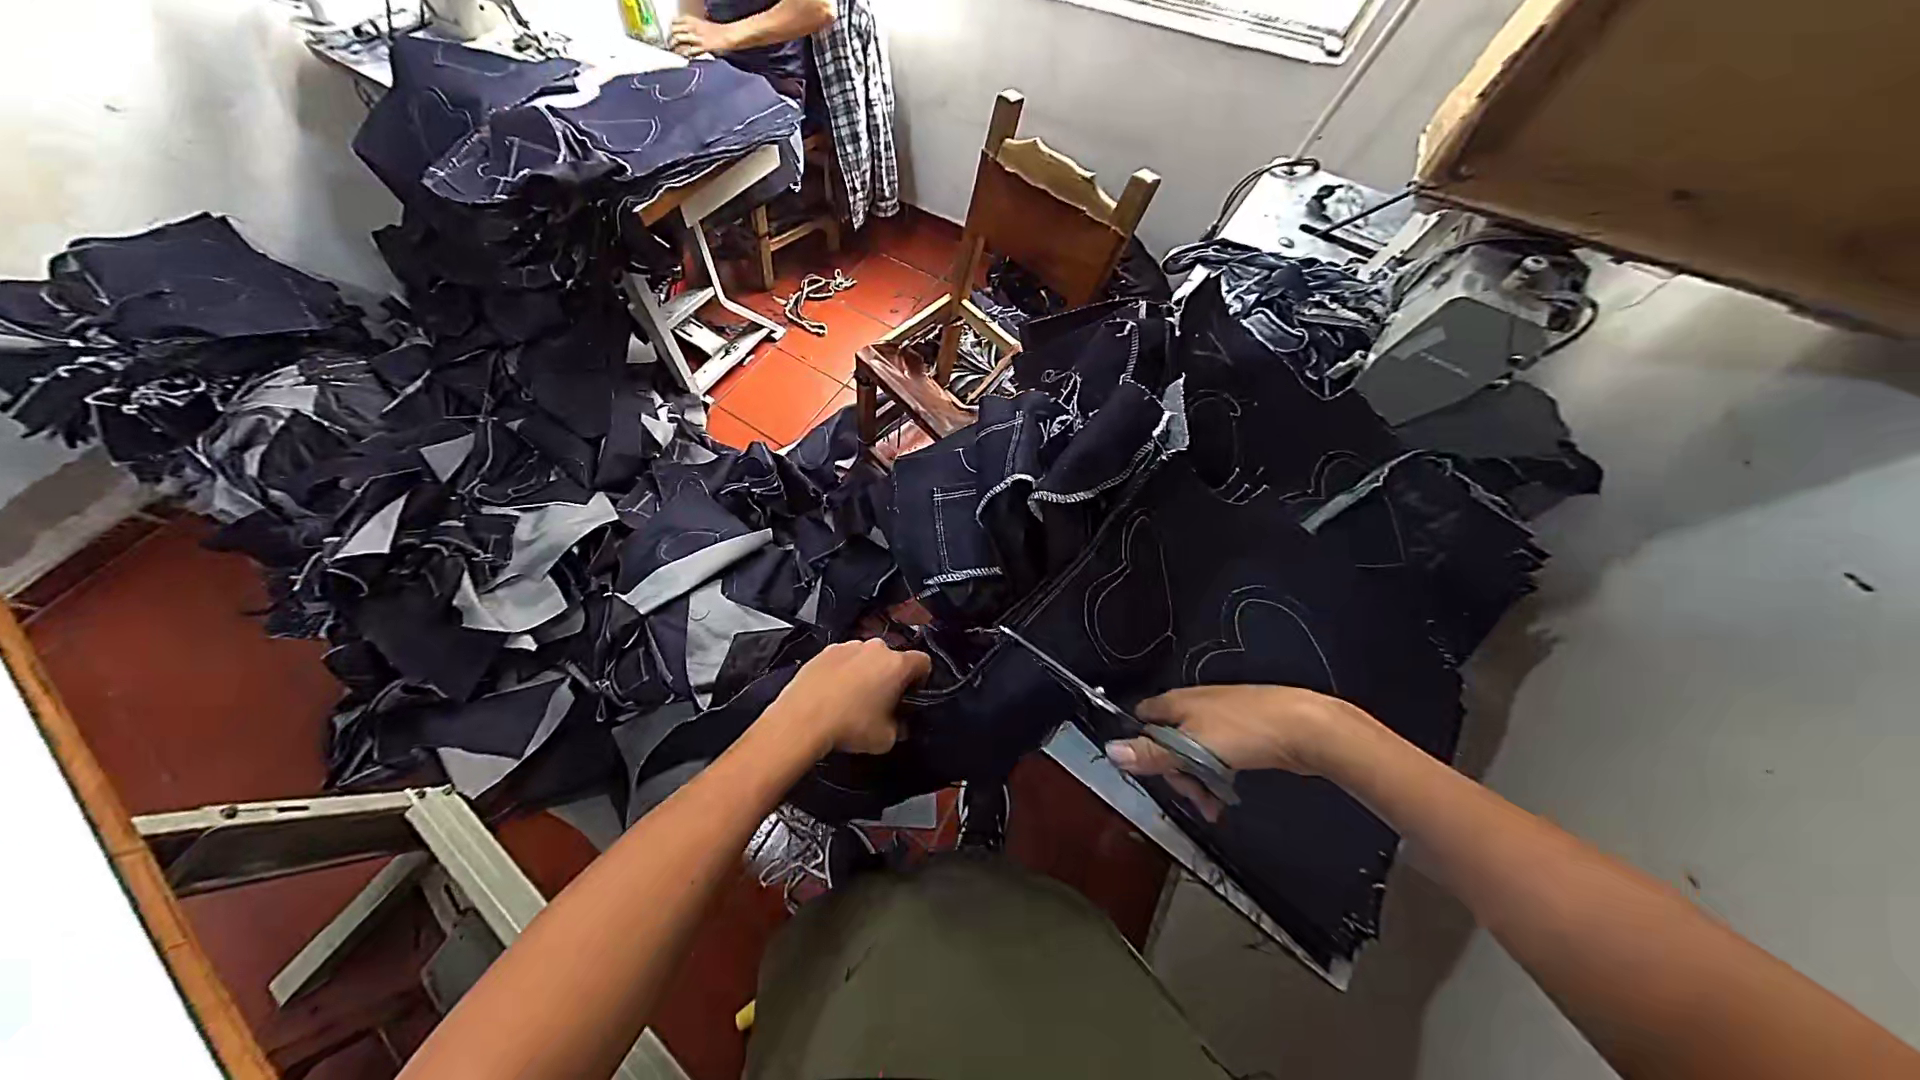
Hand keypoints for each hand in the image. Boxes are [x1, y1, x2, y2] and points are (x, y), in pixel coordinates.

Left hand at [669, 15, 734, 55]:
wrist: (727, 35)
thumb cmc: (717, 32)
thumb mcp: (702, 24)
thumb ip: (692, 27)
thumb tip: (683, 33)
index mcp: (692, 20)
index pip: (675, 21)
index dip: (671, 28)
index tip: (669, 34)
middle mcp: (693, 27)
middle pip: (675, 30)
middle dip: (670, 37)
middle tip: (669, 44)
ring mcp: (697, 37)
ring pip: (680, 39)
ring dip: (675, 46)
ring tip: (674, 52)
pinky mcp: (703, 47)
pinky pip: (690, 51)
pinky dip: (685, 54)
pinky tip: (683, 57)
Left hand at [767, 640, 930, 755]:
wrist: (801, 721)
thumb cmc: (847, 726)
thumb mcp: (887, 739)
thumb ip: (901, 728)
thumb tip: (899, 725)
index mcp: (897, 664)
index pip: (923, 662)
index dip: (921, 680)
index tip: (910, 695)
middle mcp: (874, 648)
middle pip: (893, 659)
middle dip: (890, 677)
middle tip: (880, 703)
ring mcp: (847, 647)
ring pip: (866, 658)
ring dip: (865, 673)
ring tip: (853, 700)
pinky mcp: (824, 652)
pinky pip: (842, 660)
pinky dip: (842, 672)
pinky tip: (833, 694)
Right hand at [1105, 685, 1375, 819]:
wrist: (1306, 728)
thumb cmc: (1246, 732)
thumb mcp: (1192, 747)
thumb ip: (1152, 753)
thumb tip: (1111, 750)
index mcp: (1175, 703)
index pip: (1141, 721)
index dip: (1141, 748)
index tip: (1155, 774)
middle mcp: (1193, 705)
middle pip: (1166, 742)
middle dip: (1176, 774)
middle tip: (1194, 796)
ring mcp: (1218, 718)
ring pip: (1192, 753)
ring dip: (1197, 781)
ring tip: (1213, 805)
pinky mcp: (1241, 732)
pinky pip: (1215, 756)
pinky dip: (1217, 777)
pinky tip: (1226, 796)